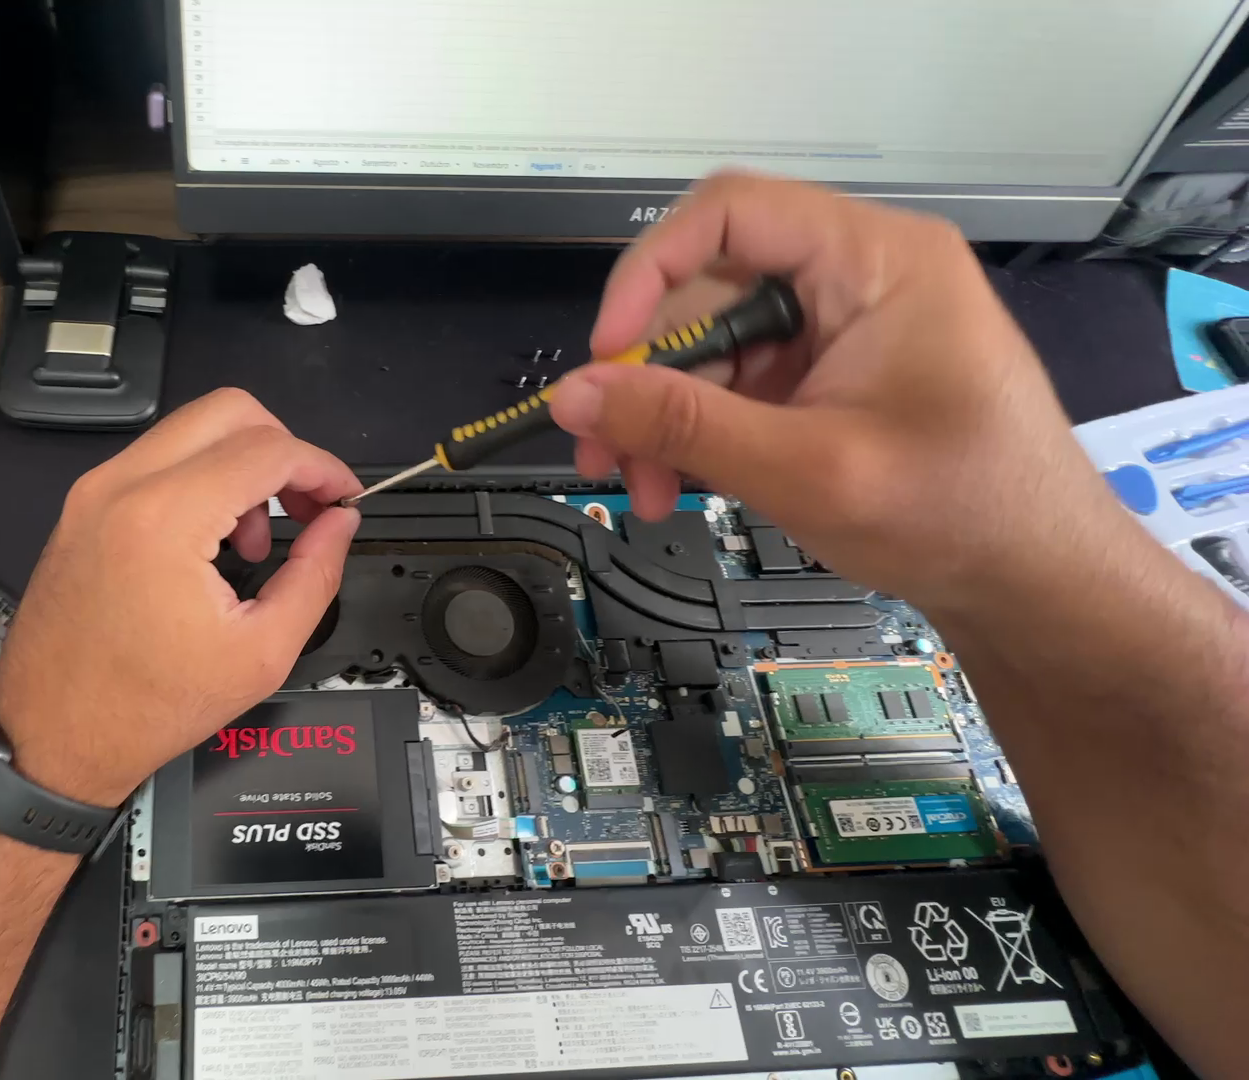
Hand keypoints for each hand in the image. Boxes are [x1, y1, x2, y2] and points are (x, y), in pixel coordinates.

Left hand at [0, 389, 361, 804]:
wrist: (53, 735)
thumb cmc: (144, 706)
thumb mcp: (261, 652)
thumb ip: (315, 575)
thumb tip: (338, 524)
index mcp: (165, 519)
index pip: (268, 449)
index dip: (323, 467)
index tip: (344, 496)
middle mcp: (121, 487)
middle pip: (230, 410)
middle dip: (285, 447)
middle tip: (307, 502)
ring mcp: (95, 491)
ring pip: (192, 427)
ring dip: (243, 463)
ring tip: (254, 535)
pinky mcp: (84, 505)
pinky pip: (159, 458)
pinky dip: (203, 476)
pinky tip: (213, 537)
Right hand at [547, 173, 1144, 612]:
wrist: (1025, 578)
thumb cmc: (951, 512)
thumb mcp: (802, 468)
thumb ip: (681, 425)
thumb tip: (571, 395)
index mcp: (872, 261)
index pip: (729, 214)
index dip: (648, 273)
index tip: (606, 356)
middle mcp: (843, 279)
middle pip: (699, 293)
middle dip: (640, 374)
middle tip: (599, 446)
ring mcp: (822, 331)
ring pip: (697, 349)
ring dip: (652, 418)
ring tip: (640, 487)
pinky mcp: (807, 377)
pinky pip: (717, 388)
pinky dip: (681, 435)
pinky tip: (669, 484)